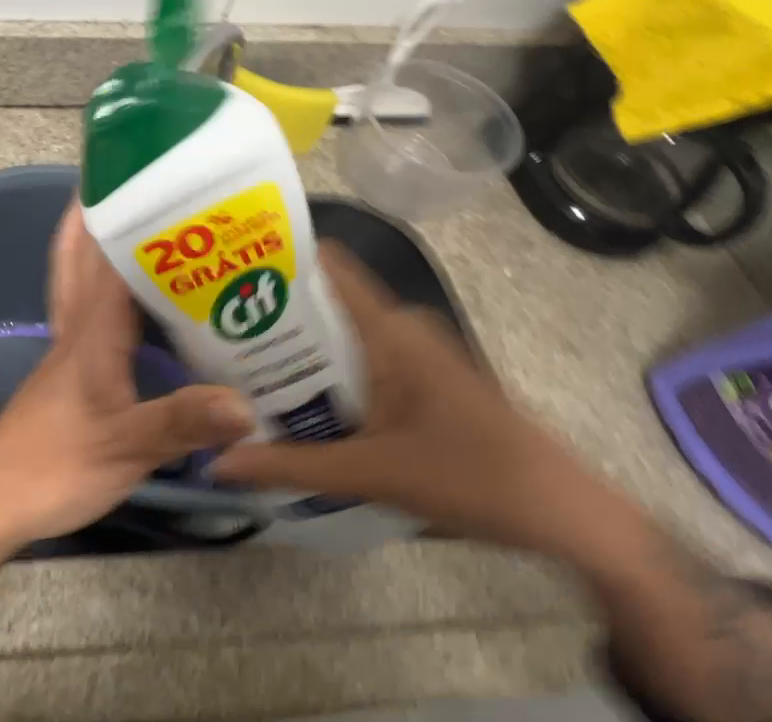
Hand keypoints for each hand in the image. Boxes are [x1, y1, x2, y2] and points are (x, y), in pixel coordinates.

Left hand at [0, 203, 254, 552]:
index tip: (158, 172)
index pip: (109, 256)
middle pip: (83, 254)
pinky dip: (108, 290)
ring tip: (146, 222)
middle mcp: (77, 328)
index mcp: (91, 331)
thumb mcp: (124, 447)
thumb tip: (248, 403)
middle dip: (105, 211)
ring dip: (102, 244)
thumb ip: (180, 423)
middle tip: (147, 181)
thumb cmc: (53, 467)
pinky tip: (138, 302)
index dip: (131, 213)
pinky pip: (90, 313)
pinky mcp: (72, 374)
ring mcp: (70, 350)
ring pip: (82, 280)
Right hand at [212, 241, 635, 562]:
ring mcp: (414, 353)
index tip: (219, 271)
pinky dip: (322, 376)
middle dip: (267, 319)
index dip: (274, 259)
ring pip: (338, 338)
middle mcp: (401, 328)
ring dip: (293, 353)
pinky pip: (358, 362)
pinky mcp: (422, 379)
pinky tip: (289, 404)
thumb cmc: (471, 477)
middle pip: (322, 306)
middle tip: (209, 337)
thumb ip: (289, 465)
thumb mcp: (370, 474)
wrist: (562, 512)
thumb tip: (214, 462)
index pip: (327, 266)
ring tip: (234, 369)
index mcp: (390, 329)